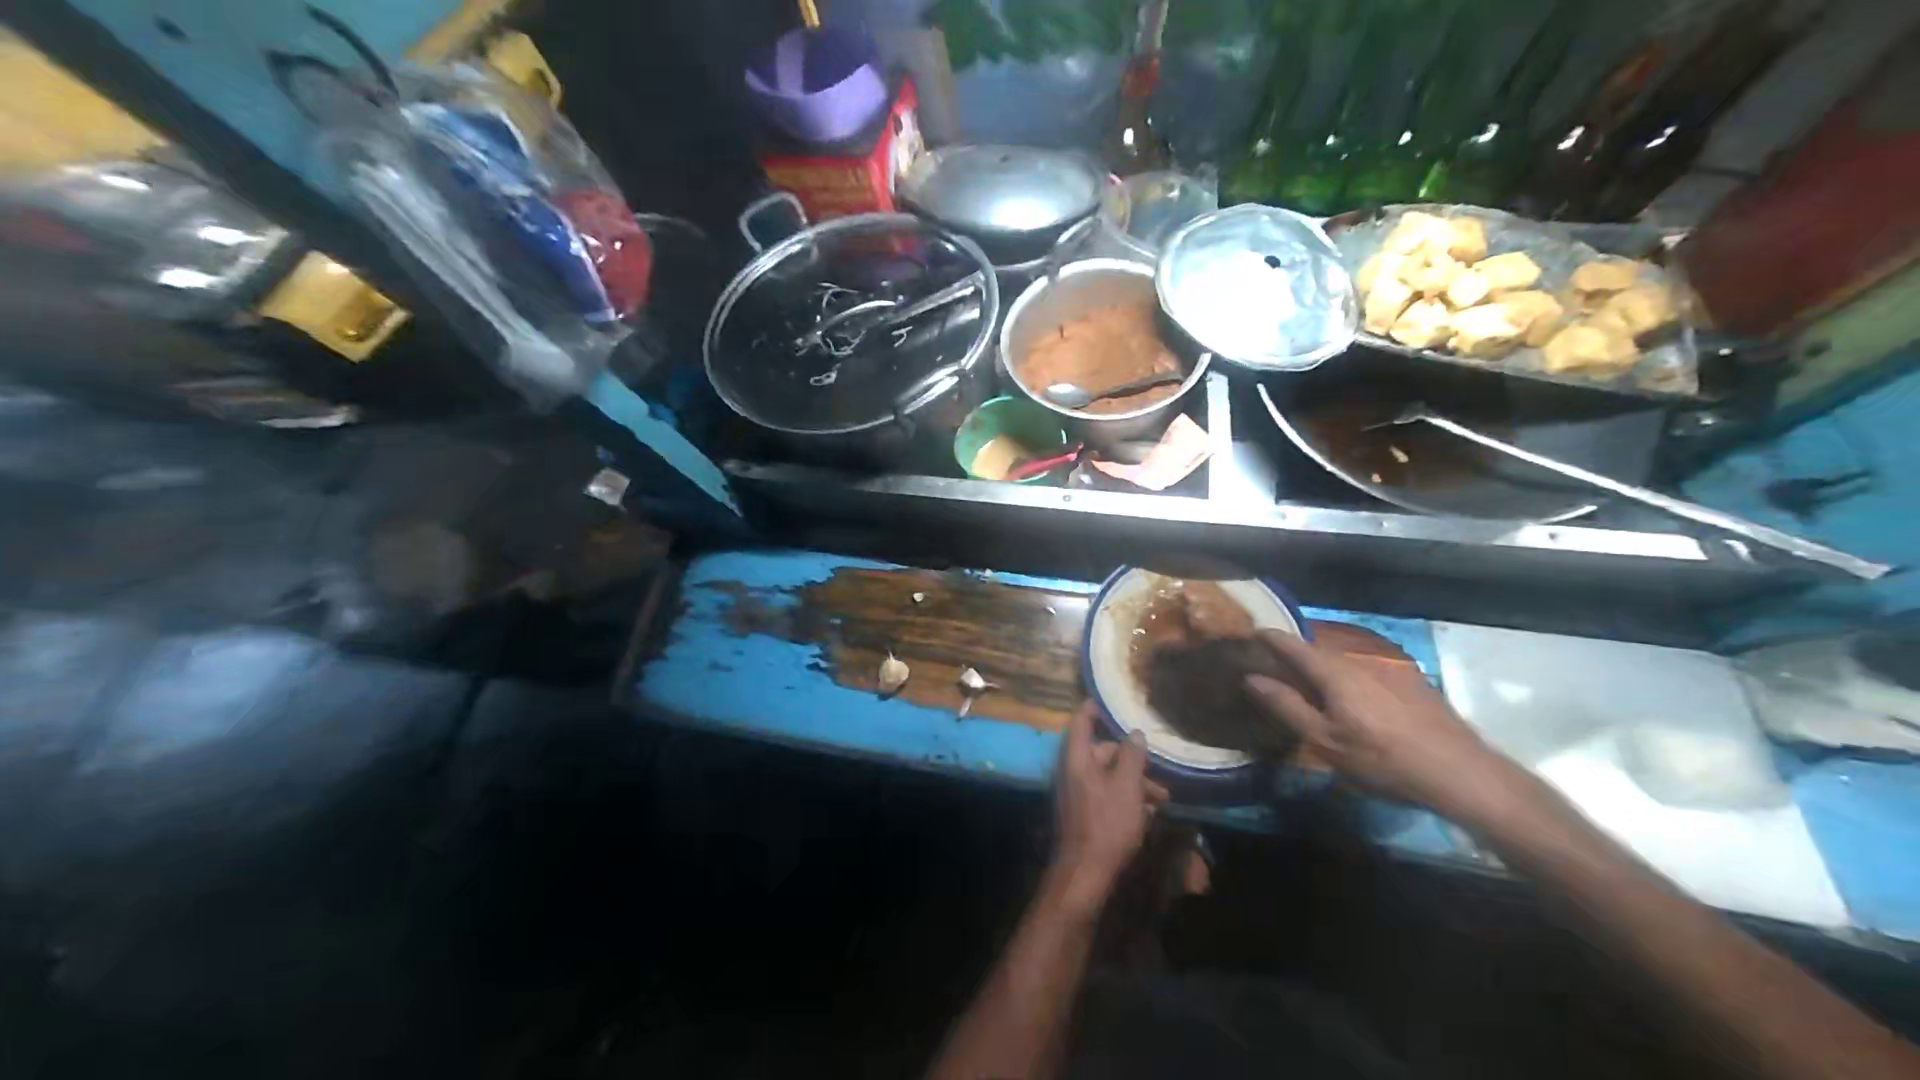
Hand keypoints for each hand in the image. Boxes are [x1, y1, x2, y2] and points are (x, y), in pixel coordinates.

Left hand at [1051, 702, 1167, 903]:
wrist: (1085, 873)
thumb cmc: (1107, 824)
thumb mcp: (1127, 788)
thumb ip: (1132, 757)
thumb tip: (1135, 733)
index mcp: (1077, 759)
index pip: (1080, 722)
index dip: (1093, 709)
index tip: (1108, 700)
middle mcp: (1071, 772)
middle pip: (1100, 752)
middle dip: (1130, 758)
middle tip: (1158, 769)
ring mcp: (1075, 794)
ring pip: (1106, 777)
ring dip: (1133, 782)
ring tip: (1162, 799)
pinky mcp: (1082, 814)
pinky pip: (1105, 796)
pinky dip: (1125, 799)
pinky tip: (1149, 814)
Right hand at [1243, 630, 1517, 819]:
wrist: (1461, 773)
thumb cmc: (1382, 760)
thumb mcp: (1325, 741)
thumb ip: (1286, 706)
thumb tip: (1252, 677)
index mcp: (1334, 670)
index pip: (1291, 643)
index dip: (1268, 638)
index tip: (1249, 635)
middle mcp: (1360, 657)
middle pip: (1317, 646)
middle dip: (1294, 651)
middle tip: (1275, 663)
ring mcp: (1389, 664)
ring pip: (1344, 654)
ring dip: (1322, 660)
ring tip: (1310, 678)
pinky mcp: (1411, 677)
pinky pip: (1366, 663)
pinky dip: (1348, 669)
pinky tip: (1352, 692)